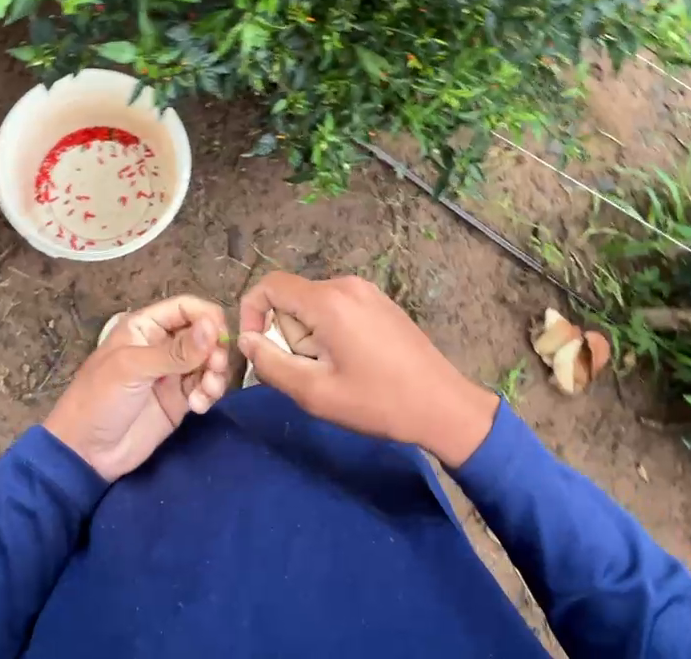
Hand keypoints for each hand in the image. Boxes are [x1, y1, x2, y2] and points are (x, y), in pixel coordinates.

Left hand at [43, 295, 230, 480]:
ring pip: (208, 361)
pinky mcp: (180, 400)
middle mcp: (162, 345)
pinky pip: (205, 387)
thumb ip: (175, 350)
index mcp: (146, 327)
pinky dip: (209, 394)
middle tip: (214, 368)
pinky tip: (199, 406)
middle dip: (214, 349)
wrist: (86, 453)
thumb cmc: (100, 399)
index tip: (220, 336)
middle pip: (203, 334)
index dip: (207, 317)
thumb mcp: (133, 369)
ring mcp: (172, 374)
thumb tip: (213, 326)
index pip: (186, 308)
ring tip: (207, 391)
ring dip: (215, 373)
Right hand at [238, 272, 498, 468]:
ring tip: (331, 372)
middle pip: (292, 298)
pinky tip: (352, 364)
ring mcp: (366, 291)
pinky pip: (337, 309)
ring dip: (308, 336)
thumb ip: (271, 364)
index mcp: (328, 301)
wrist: (444, 406)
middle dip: (286, 334)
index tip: (257, 349)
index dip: (251, 313)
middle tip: (306, 373)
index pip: (269, 285)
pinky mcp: (380, 303)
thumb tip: (246, 341)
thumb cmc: (378, 402)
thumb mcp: (315, 392)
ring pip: (313, 306)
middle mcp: (345, 285)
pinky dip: (329, 332)